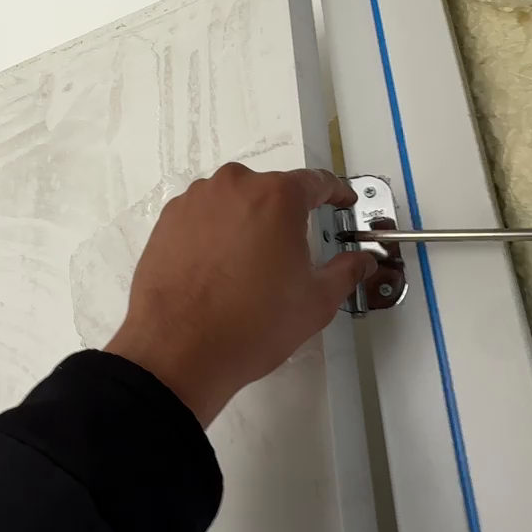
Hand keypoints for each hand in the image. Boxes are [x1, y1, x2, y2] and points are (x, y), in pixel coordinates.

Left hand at [105, 163, 376, 425]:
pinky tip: (219, 267)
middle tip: (292, 253)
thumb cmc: (252, 324)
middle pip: (272, 191)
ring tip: (250, 267)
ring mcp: (197, 198)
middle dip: (286, 216)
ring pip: (235, 202)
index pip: (317, 182)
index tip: (342, 201)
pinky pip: (204, 215)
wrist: (178, 349)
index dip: (336, 193)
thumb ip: (345, 271)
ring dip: (248, 223)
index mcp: (277, 197)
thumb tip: (362, 261)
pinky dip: (216, 232)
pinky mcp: (170, 217)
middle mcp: (236, 185)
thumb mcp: (316, 301)